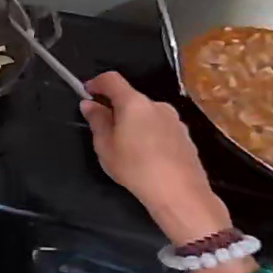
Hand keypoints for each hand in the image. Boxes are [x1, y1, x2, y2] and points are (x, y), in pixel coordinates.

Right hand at [81, 71, 230, 244]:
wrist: (179, 193)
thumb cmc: (135, 168)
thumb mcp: (105, 147)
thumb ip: (97, 121)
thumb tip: (89, 104)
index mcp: (134, 103)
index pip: (112, 79)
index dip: (96, 82)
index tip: (87, 92)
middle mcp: (157, 105)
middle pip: (131, 98)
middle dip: (116, 109)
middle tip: (105, 131)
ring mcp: (174, 119)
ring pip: (147, 114)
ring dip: (134, 123)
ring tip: (127, 149)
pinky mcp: (185, 135)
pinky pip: (161, 128)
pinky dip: (150, 135)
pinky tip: (147, 157)